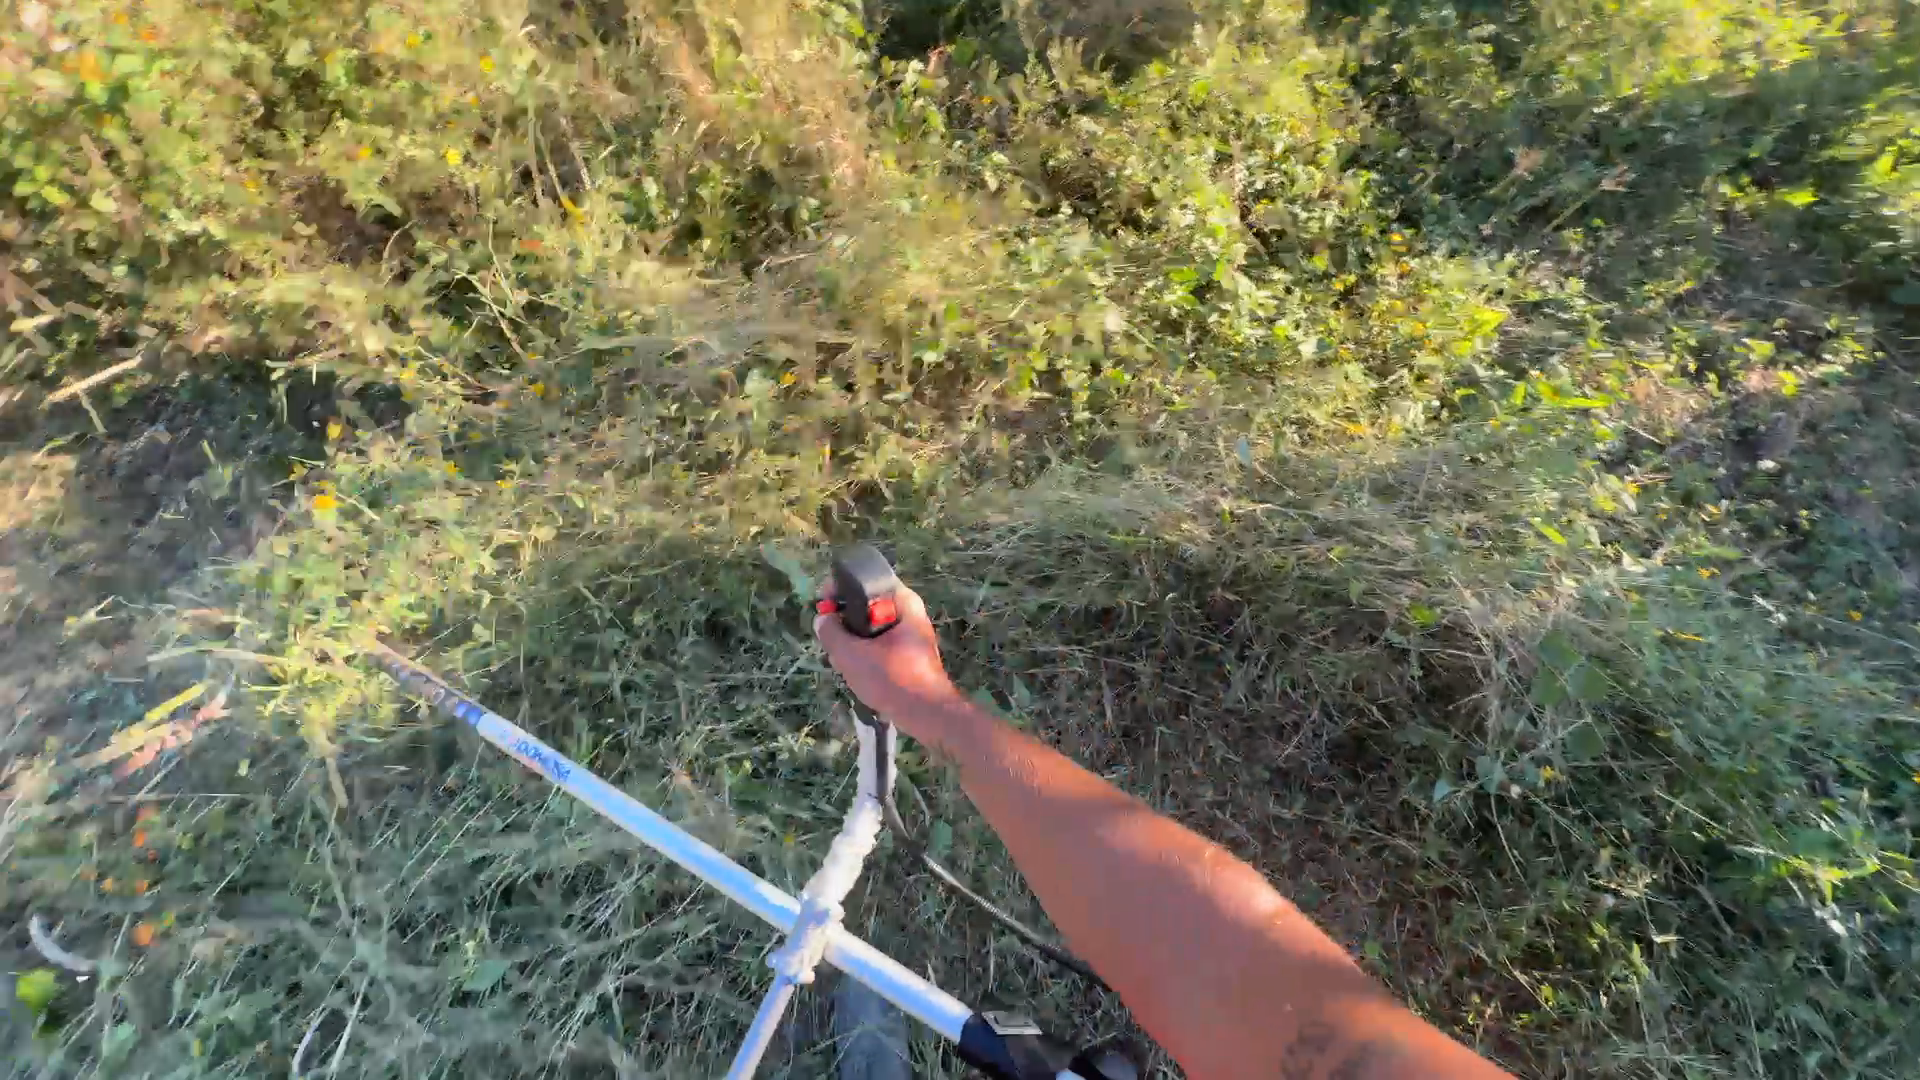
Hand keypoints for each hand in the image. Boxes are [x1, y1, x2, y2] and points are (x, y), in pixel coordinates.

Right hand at [813, 583, 972, 745]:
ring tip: (843, 662)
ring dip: (853, 643)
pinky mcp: (910, 655)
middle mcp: (910, 612)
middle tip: (832, 641)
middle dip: (845, 623)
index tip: (823, 607)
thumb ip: (831, 632)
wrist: (925, 713)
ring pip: (871, 629)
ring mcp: (911, 634)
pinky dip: (866, 655)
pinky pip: (880, 646)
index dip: (840, 590)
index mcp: (903, 601)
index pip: (866, 581)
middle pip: (866, 607)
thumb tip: (823, 618)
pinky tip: (857, 674)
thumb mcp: (851, 654)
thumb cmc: (891, 677)